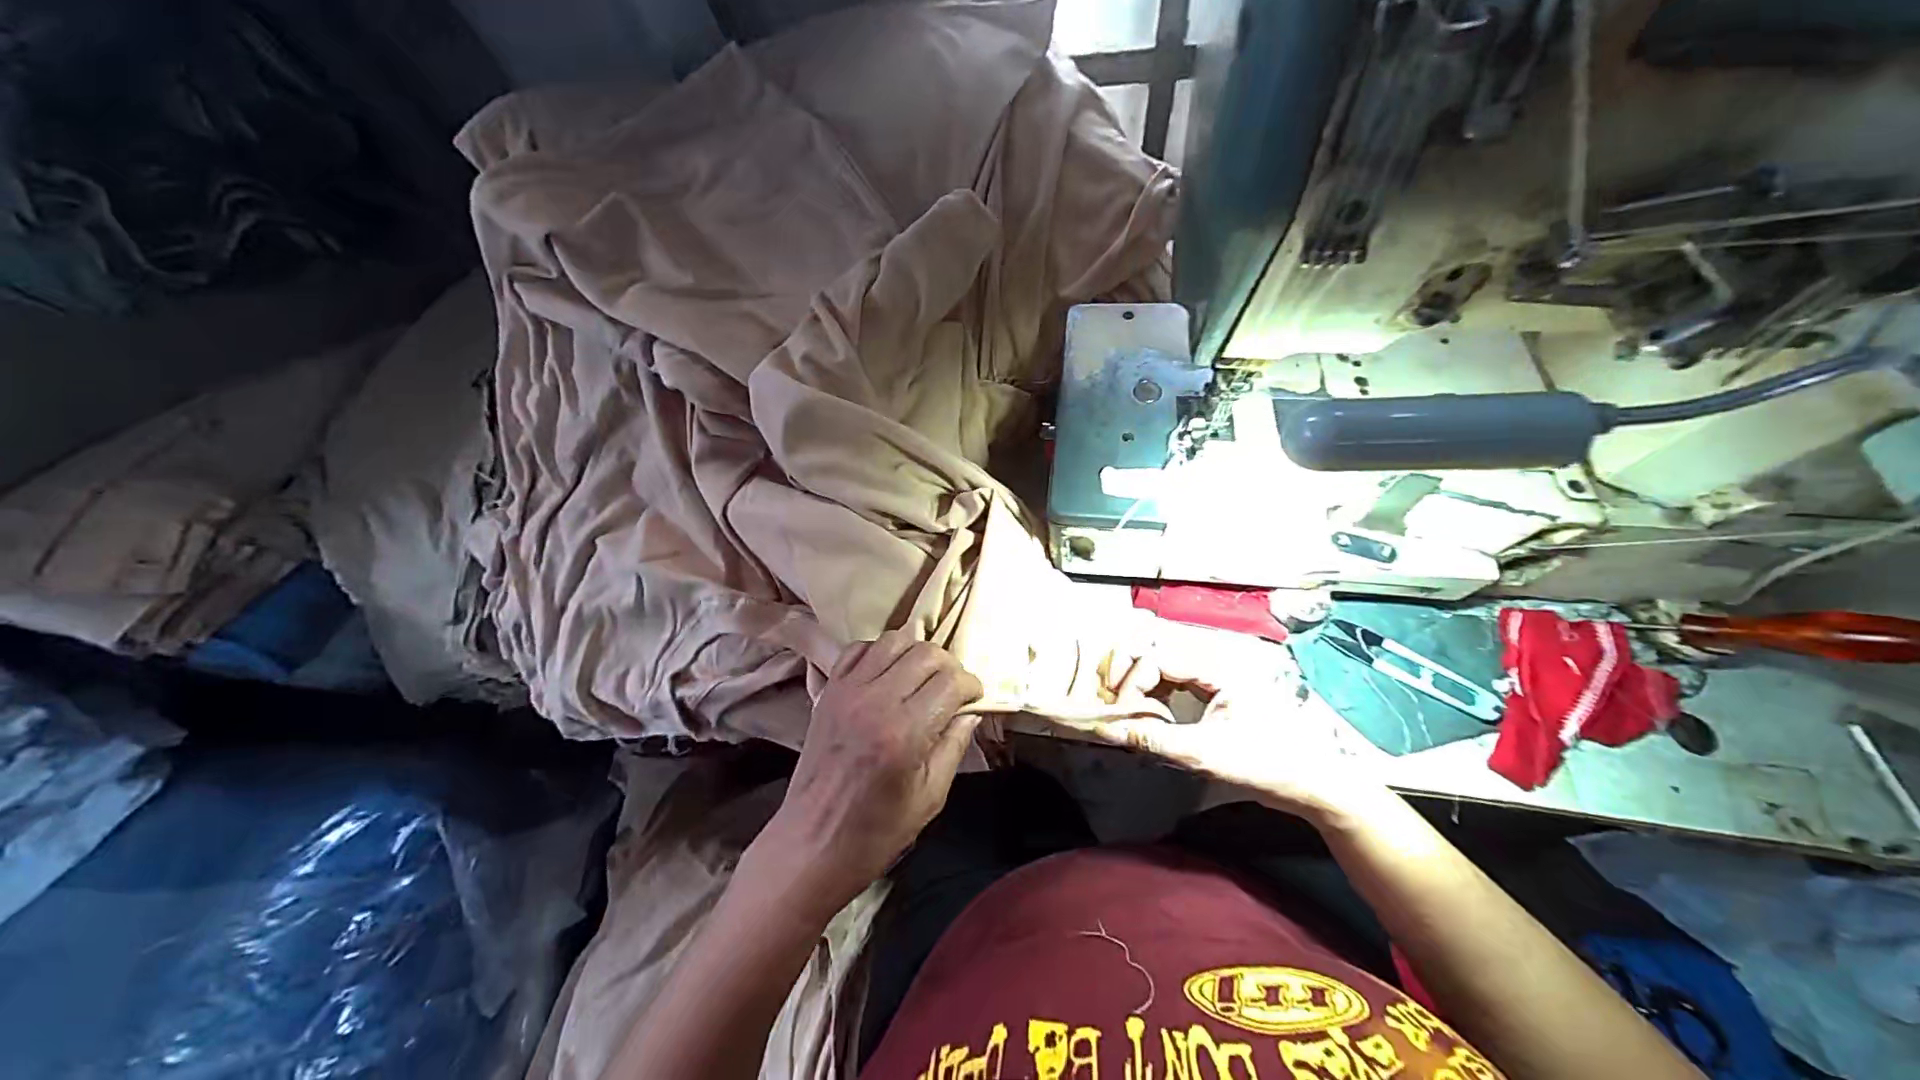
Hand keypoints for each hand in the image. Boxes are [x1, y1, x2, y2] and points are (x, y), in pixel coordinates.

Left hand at [758, 631, 983, 907]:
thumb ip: (953, 746)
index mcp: (905, 732)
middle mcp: (875, 701)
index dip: (971, 685)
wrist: (812, 844)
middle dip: (948, 665)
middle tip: (953, 688)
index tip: (974, 698)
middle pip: (925, 652)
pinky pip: (858, 650)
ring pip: (892, 640)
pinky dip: (880, 652)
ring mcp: (847, 692)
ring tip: (922, 678)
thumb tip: (970, 712)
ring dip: (916, 653)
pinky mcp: (828, 692)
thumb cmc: (876, 832)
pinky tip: (889, 675)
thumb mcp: (930, 797)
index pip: (950, 681)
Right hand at [1057, 621, 1396, 819]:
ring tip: (1126, 710)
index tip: (1119, 712)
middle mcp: (1216, 662)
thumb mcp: (1204, 754)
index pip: (1157, 659)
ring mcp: (1217, 676)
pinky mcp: (1217, 691)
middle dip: (1129, 675)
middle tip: (1112, 702)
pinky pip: (1174, 680)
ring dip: (1139, 683)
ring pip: (1163, 665)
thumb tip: (1108, 731)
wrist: (1314, 783)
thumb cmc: (1267, 764)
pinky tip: (1148, 715)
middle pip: (1156, 652)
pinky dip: (1154, 693)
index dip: (1131, 682)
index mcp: (1218, 668)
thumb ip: (1153, 740)